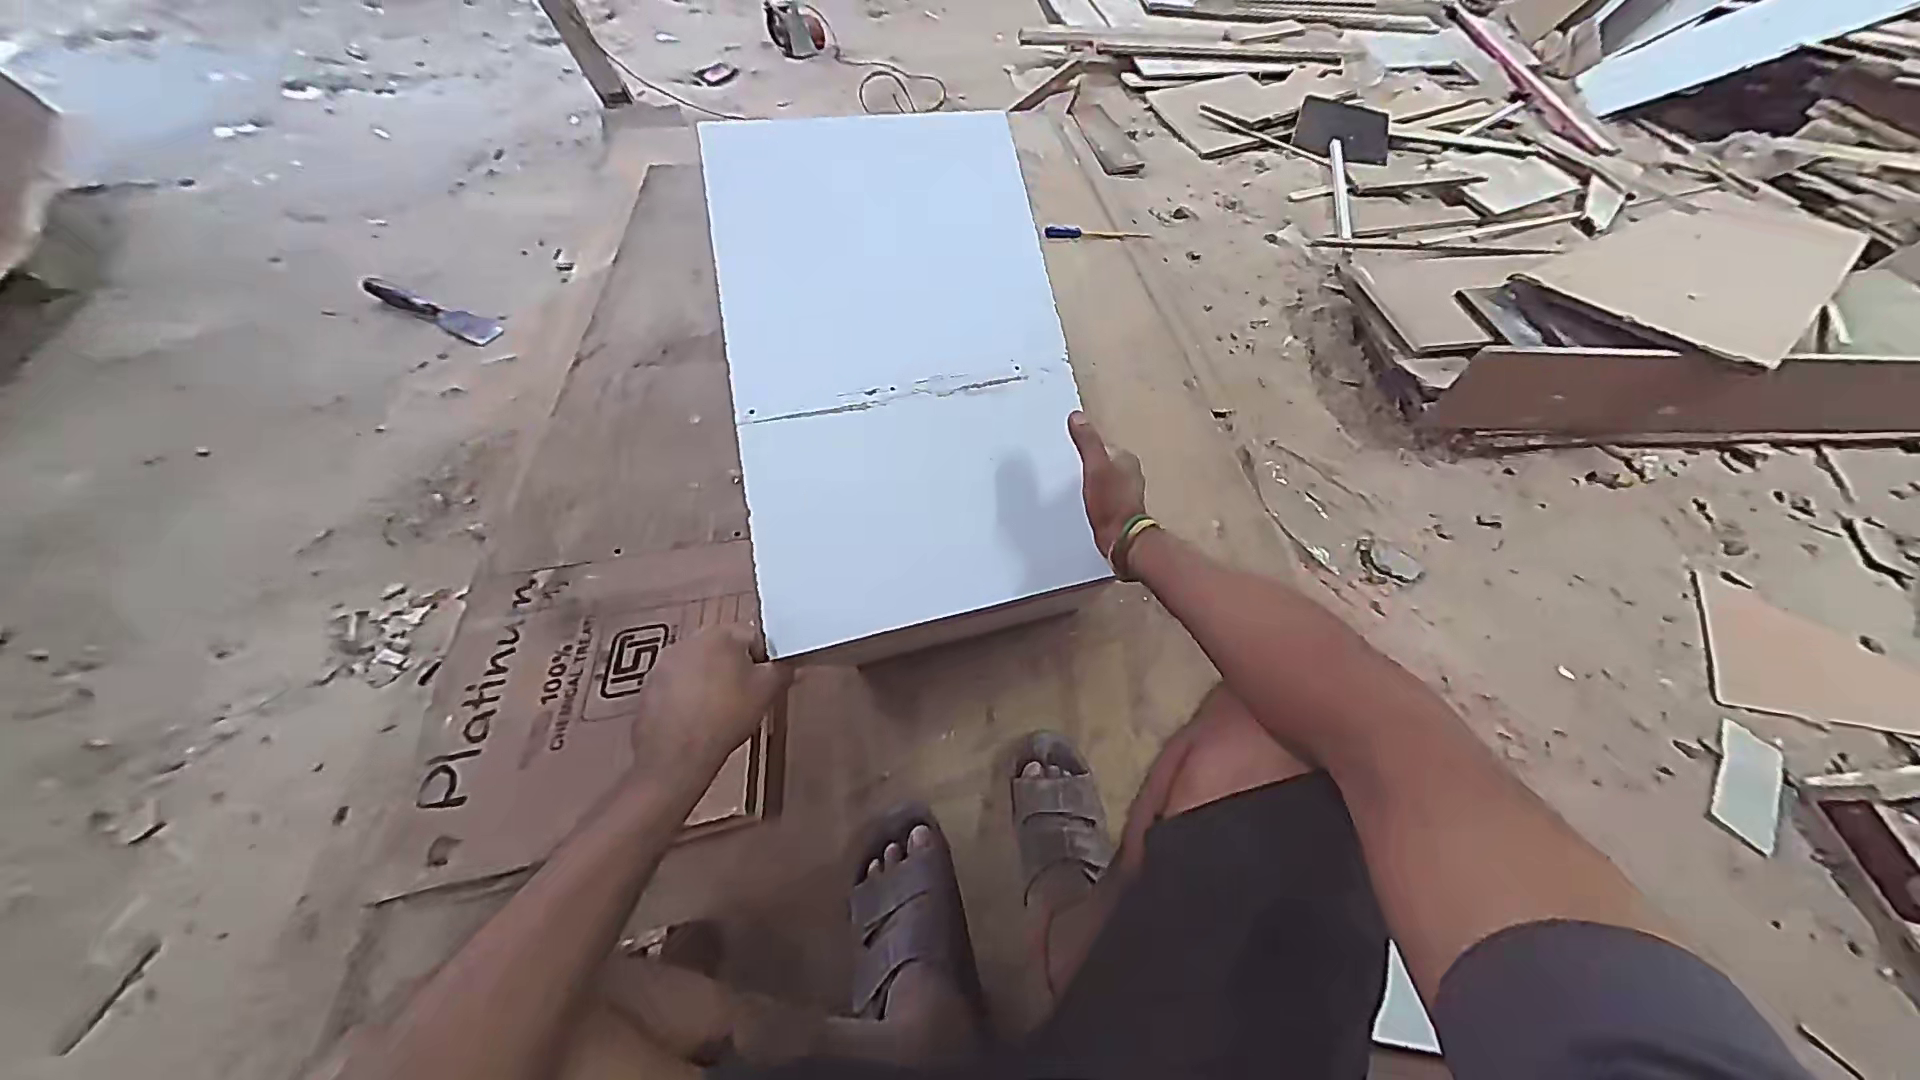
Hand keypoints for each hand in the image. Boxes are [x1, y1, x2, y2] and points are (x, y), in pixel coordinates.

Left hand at [633, 624, 790, 772]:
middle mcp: (689, 640)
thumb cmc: (727, 715)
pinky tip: (697, 718)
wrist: (677, 755)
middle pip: (724, 649)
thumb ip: (784, 670)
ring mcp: (664, 663)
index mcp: (720, 633)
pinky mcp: (648, 686)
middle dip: (737, 668)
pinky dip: (689, 695)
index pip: (754, 637)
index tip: (767, 683)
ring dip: (712, 680)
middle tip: (747, 696)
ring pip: (700, 666)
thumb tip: (794, 663)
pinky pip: (678, 684)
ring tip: (721, 710)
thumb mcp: (767, 691)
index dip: (766, 660)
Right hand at [1067, 411, 1145, 554]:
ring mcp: (1127, 494)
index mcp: (1128, 460)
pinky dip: (1096, 497)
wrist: (1121, 539)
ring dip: (1093, 483)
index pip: (1104, 447)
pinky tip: (1087, 504)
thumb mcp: (1094, 467)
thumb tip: (1078, 416)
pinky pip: (1105, 497)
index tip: (1071, 452)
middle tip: (1070, 470)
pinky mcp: (1121, 511)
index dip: (1087, 449)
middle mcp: (1132, 475)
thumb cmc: (1110, 502)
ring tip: (1076, 488)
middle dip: (1090, 465)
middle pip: (1105, 463)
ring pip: (1106, 481)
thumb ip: (1087, 442)